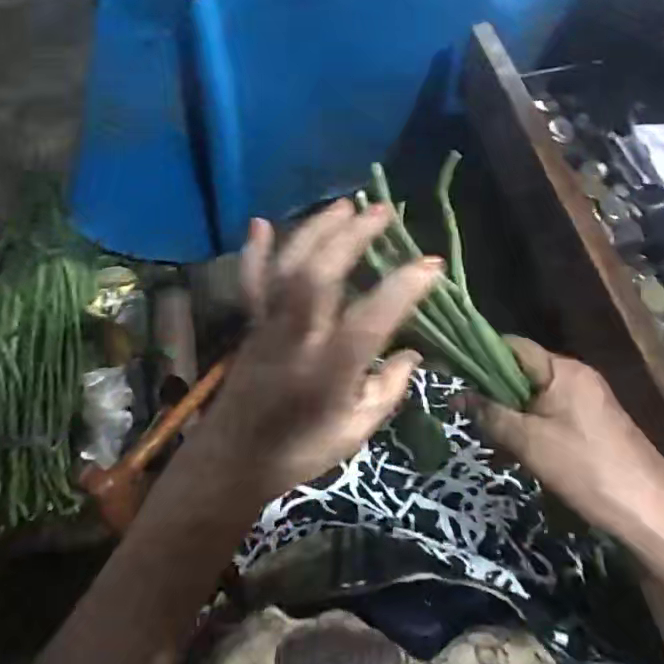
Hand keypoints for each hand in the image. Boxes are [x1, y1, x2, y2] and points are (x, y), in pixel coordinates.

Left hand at [183, 200, 442, 504]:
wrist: (232, 458)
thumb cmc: (299, 453)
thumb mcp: (355, 432)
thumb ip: (386, 390)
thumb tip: (412, 352)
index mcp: (327, 373)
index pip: (369, 321)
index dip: (401, 289)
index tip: (431, 264)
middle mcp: (295, 341)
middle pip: (319, 278)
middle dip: (351, 239)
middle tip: (383, 212)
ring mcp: (268, 328)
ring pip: (287, 269)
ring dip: (315, 231)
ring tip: (344, 205)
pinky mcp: (250, 325)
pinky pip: (251, 283)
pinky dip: (256, 251)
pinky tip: (261, 222)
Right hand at [466, 339, 663, 572]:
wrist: (653, 518)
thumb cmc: (585, 468)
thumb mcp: (526, 441)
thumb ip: (488, 413)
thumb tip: (456, 394)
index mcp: (563, 369)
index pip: (509, 345)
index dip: (476, 354)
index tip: (449, 373)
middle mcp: (576, 377)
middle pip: (519, 371)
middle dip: (489, 392)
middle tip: (465, 414)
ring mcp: (588, 402)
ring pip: (531, 397)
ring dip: (506, 415)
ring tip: (487, 441)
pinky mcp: (593, 426)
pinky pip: (548, 416)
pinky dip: (527, 429)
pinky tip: (514, 455)